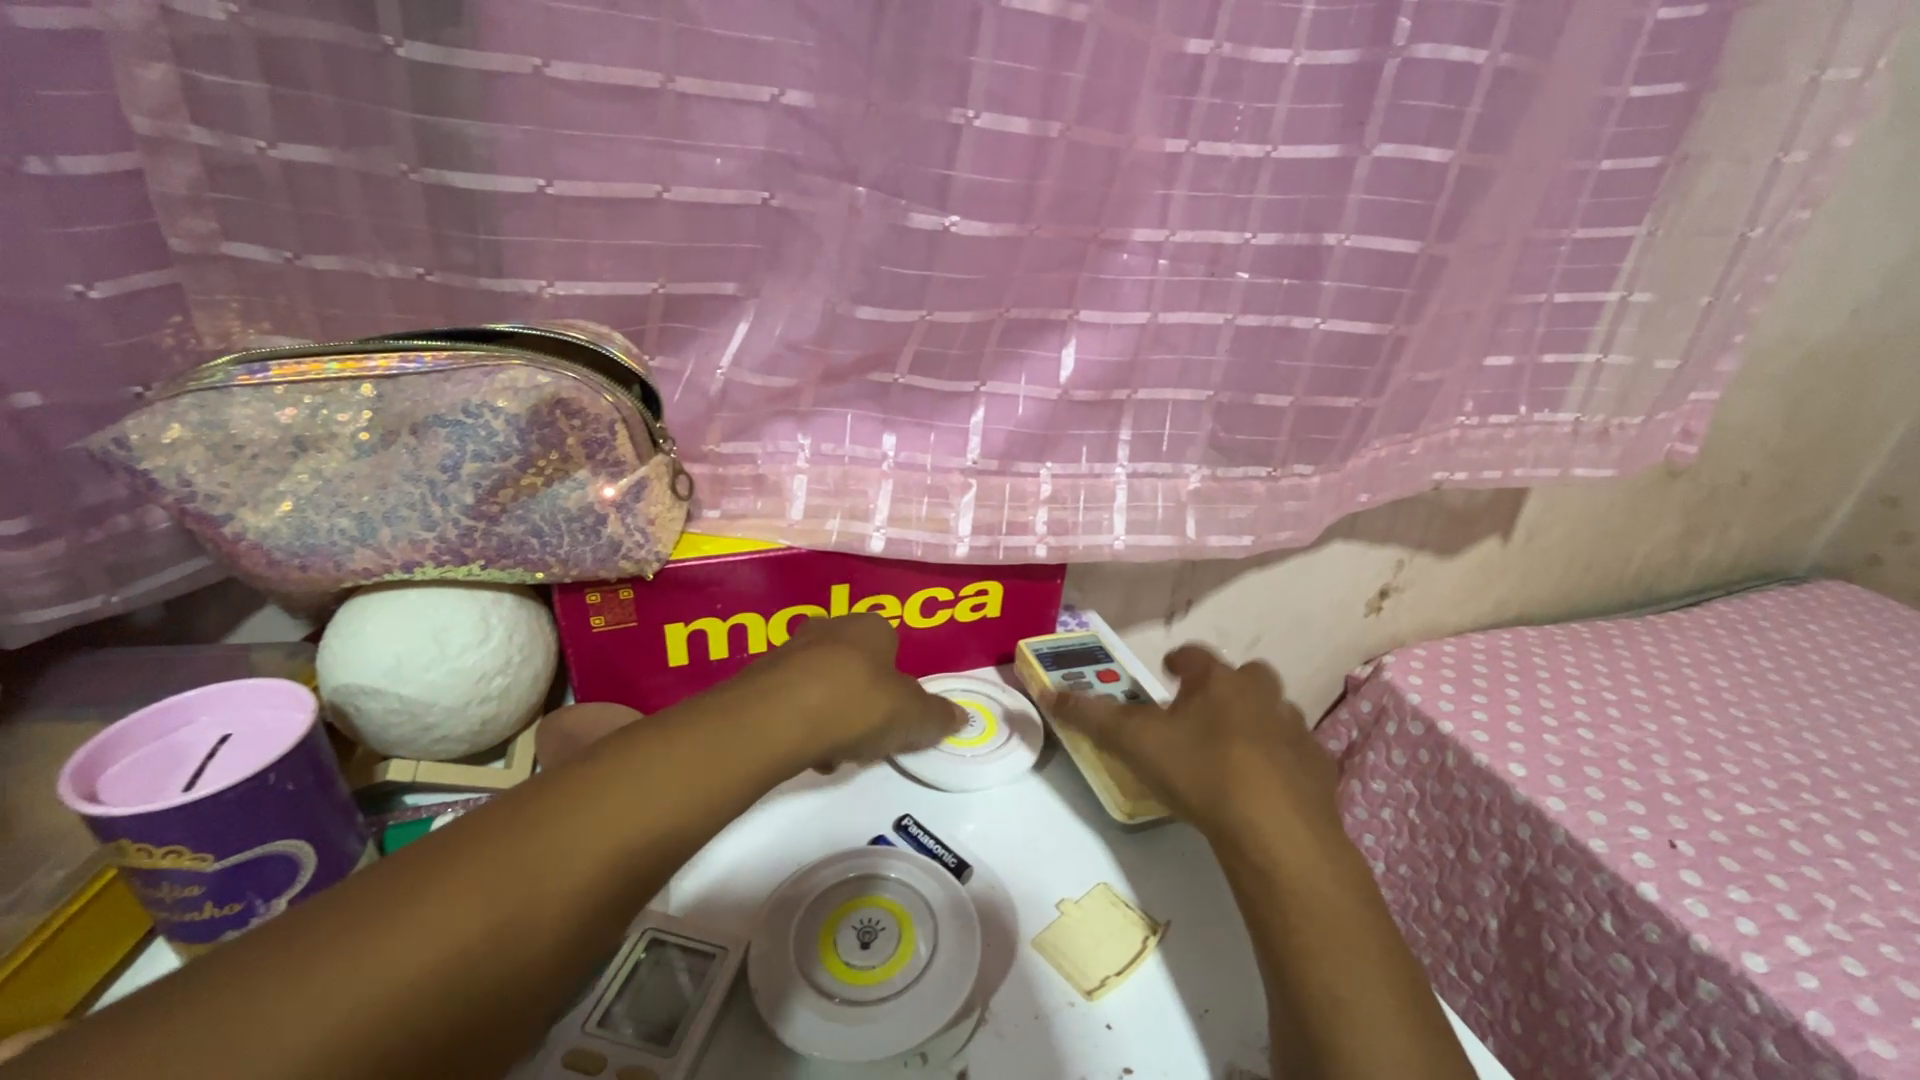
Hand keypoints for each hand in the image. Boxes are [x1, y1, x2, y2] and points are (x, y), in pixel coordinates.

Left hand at [760, 612, 965, 767]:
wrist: (778, 716)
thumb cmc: (858, 704)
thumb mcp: (914, 717)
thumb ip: (938, 716)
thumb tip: (961, 716)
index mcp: (871, 626)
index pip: (891, 646)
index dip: (895, 683)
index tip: (894, 715)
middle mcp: (829, 628)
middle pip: (853, 667)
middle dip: (859, 702)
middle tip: (865, 736)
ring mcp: (789, 651)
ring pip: (820, 687)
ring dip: (829, 718)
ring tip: (833, 752)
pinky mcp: (759, 679)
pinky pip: (790, 704)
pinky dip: (800, 727)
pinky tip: (804, 753)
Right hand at [1044, 645, 1337, 837]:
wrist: (1274, 826)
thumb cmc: (1199, 771)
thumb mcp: (1132, 743)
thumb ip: (1091, 716)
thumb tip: (1048, 692)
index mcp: (1216, 681)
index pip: (1195, 655)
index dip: (1178, 659)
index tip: (1167, 668)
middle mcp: (1261, 695)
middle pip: (1247, 676)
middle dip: (1226, 687)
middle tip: (1204, 709)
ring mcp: (1295, 730)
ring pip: (1276, 713)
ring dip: (1257, 722)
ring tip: (1234, 749)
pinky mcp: (1318, 768)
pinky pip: (1298, 754)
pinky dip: (1282, 762)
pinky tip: (1266, 786)